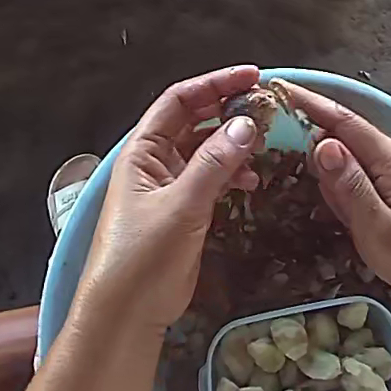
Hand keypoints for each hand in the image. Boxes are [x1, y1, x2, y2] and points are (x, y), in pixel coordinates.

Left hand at [79, 66, 263, 331]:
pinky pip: (210, 176)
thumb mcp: (181, 206)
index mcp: (143, 151)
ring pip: (205, 149)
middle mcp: (154, 161)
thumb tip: (246, 124)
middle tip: (265, 105)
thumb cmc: (142, 258)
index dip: (214, 83)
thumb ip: (214, 164)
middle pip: (194, 120)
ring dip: (232, 142)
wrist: (126, 315)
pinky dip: (231, 171)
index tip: (251, 76)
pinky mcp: (183, 209)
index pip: (179, 101)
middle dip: (227, 109)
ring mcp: (169, 185)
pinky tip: (250, 177)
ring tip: (263, 141)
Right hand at [275, 82, 390, 302]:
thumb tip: (322, 144)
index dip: (309, 102)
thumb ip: (350, 185)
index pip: (344, 121)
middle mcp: (388, 155)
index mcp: (389, 159)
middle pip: (340, 129)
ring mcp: (385, 169)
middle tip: (266, 117)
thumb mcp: (377, 226)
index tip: (278, 89)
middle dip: (305, 119)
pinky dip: (326, 168)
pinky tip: (308, 172)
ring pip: (341, 148)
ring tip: (276, 138)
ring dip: (312, 144)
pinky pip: (347, 168)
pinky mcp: (380, 184)